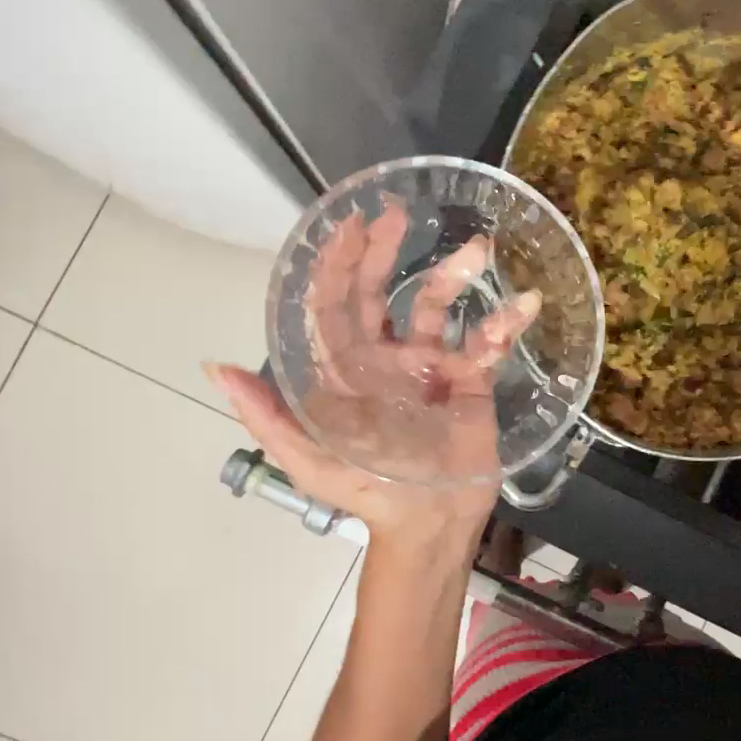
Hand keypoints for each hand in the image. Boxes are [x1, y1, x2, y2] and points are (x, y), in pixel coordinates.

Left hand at [208, 207, 538, 541]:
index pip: (334, 304)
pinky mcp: (472, 379)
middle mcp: (384, 358)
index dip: (337, 263)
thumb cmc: (369, 493)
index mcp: (344, 369)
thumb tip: (216, 368)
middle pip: (380, 292)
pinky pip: (487, 342)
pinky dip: (506, 322)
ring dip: (453, 276)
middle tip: (397, 214)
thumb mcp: (310, 462)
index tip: (349, 224)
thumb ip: (267, 417)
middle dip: (384, 251)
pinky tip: (524, 304)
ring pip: (436, 307)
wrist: (431, 525)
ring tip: (476, 251)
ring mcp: (430, 366)